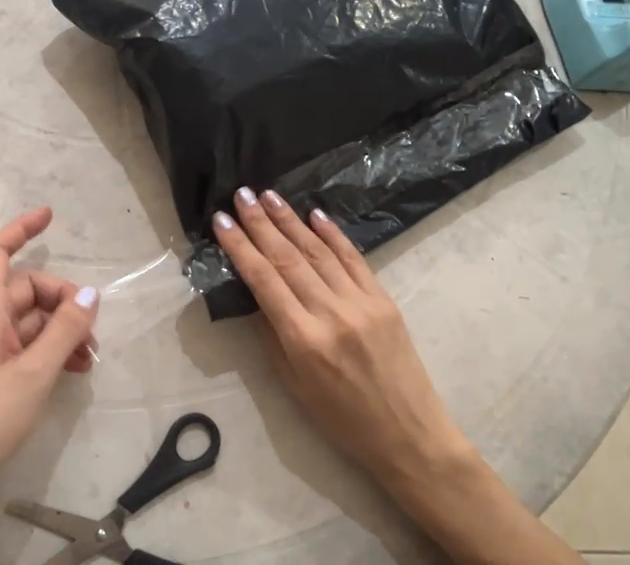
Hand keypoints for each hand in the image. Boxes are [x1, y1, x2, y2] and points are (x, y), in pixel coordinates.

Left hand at [0, 207, 98, 564]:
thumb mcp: (34, 374)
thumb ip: (64, 331)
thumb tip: (91, 294)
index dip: (21, 228)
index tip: (50, 215)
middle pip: (27, 289)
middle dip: (63, 301)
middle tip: (93, 330)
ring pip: (31, 320)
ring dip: (62, 330)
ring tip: (91, 358)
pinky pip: (27, 346)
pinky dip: (51, 351)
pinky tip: (75, 371)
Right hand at [211, 189, 471, 489]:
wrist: (408, 434)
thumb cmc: (342, 419)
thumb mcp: (293, 385)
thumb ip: (272, 334)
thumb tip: (256, 291)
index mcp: (303, 339)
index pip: (263, 279)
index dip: (239, 246)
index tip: (221, 220)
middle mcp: (331, 313)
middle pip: (287, 257)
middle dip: (260, 223)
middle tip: (241, 194)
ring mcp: (360, 302)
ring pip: (317, 251)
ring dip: (290, 220)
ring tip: (268, 195)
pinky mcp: (383, 299)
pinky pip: (353, 258)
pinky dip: (332, 234)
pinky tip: (314, 214)